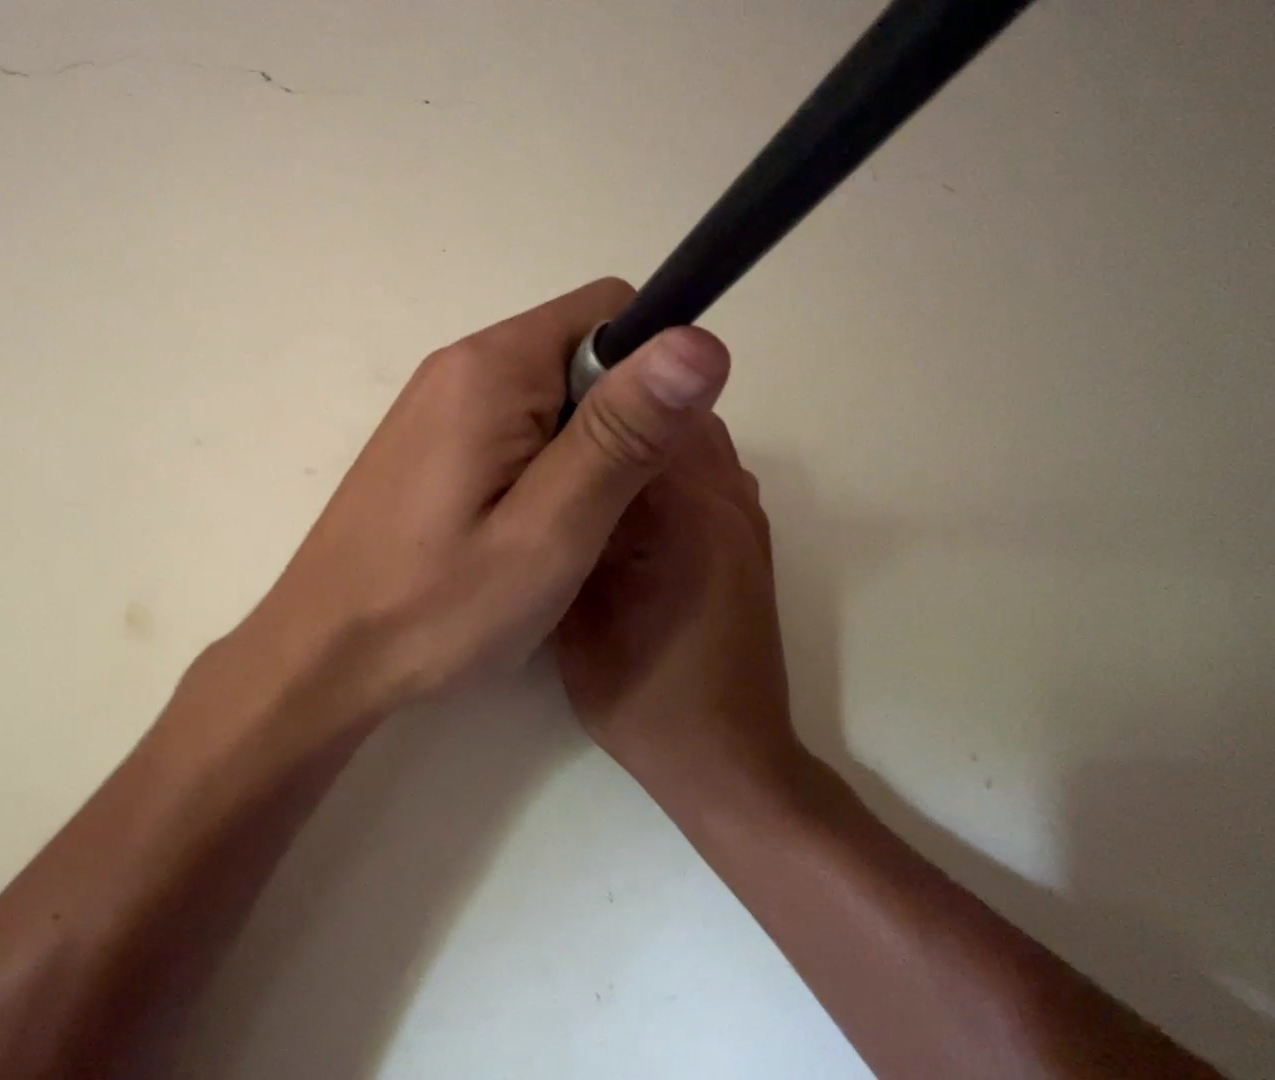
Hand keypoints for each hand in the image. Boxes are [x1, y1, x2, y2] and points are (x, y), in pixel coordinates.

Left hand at [228, 279, 731, 732]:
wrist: (324, 655)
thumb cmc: (437, 606)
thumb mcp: (550, 528)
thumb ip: (622, 435)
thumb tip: (701, 341)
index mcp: (491, 367)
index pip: (611, 313)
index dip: (651, 375)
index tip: (644, 460)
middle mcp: (456, 367)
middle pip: (577, 355)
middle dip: (612, 423)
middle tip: (595, 517)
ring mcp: (431, 408)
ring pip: (544, 400)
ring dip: (572, 456)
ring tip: (555, 536)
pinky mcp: (421, 448)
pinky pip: (505, 431)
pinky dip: (532, 472)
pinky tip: (514, 537)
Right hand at [555, 413, 807, 794]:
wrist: (721, 759)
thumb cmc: (642, 692)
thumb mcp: (579, 613)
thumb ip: (568, 529)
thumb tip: (551, 463)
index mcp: (687, 507)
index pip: (637, 411)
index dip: (580, 402)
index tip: (531, 416)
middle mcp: (728, 496)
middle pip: (667, 415)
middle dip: (609, 416)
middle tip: (548, 444)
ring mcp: (743, 519)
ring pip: (685, 442)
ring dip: (635, 443)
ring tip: (575, 469)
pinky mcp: (743, 543)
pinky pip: (699, 476)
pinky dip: (656, 472)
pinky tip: (613, 509)